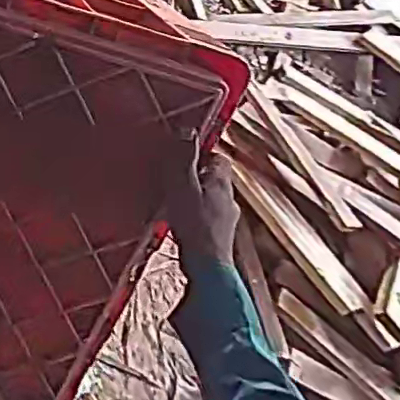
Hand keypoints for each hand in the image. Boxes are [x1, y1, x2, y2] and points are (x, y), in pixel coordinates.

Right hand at [163, 140, 237, 265]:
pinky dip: (193, 211)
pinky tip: (178, 218)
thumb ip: (185, 159)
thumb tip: (188, 130)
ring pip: (209, 195)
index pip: (219, 157)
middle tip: (171, 175)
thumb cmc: (194, 224)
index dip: (201, 152)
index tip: (181, 154)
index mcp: (222, 182)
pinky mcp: (218, 235)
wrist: (207, 269)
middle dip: (194, 173)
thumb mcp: (183, 185)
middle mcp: (229, 198)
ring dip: (192, 193)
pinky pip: (205, 213)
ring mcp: (226, 219)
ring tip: (171, 197)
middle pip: (213, 176)